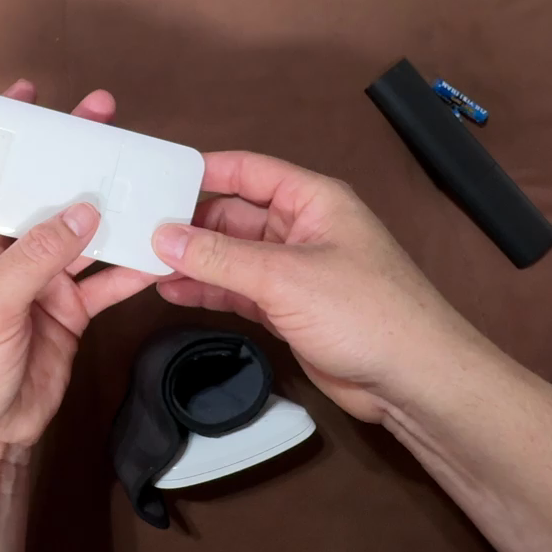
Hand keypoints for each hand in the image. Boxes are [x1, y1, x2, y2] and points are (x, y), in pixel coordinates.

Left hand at [0, 82, 158, 457]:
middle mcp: (4, 253)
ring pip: (81, 233)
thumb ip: (35, 256)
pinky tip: (157, 250)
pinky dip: (130, 266)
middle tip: (104, 119)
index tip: (30, 98)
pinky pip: (105, 279)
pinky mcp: (69, 309)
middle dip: (71, 160)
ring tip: (141, 174)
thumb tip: (82, 213)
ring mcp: (40, 280)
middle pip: (43, 196)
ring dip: (109, 209)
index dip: (8, 139)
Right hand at [152, 151, 497, 421]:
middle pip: (234, 216)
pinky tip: (174, 292)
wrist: (412, 380)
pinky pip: (239, 289)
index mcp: (311, 200)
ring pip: (232, 256)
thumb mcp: (284, 276)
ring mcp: (294, 270)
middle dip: (190, 225)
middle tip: (138, 232)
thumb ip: (219, 256)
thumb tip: (162, 236)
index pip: (248, 171)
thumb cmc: (364, 311)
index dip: (203, 171)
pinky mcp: (288, 307)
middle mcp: (300, 228)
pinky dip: (209, 290)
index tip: (157, 177)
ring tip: (145, 265)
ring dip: (194, 261)